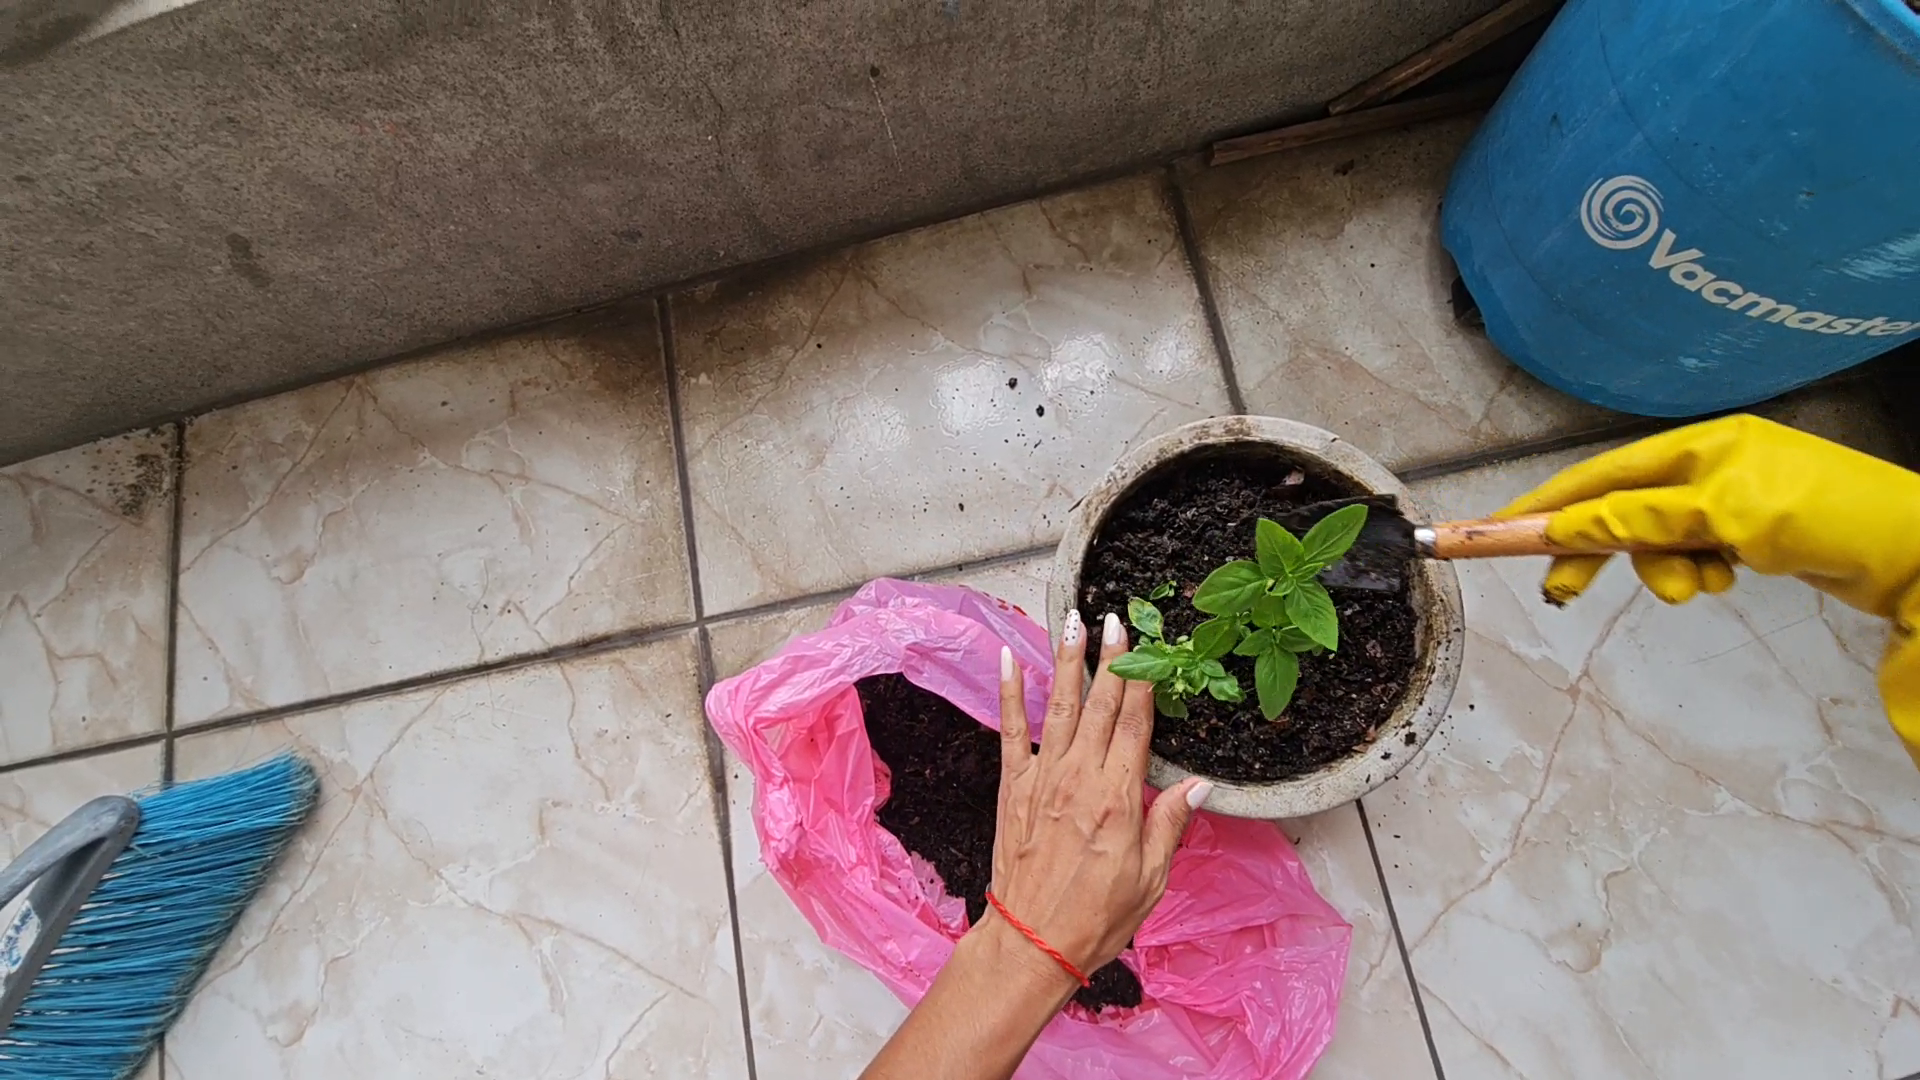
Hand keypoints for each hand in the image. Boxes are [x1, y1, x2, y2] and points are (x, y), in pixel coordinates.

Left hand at [858, 611, 1208, 1079]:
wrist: (1031, 940)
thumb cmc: (1096, 916)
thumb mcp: (1151, 880)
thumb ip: (1170, 823)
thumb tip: (1200, 784)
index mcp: (1118, 798)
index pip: (1135, 726)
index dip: (1143, 682)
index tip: (1147, 647)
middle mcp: (1080, 778)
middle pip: (1100, 706)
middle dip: (1109, 659)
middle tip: (1113, 618)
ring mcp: (1042, 776)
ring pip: (1058, 706)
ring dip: (1066, 662)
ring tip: (1071, 623)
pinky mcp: (1013, 784)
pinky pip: (1011, 729)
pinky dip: (1008, 692)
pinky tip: (1008, 659)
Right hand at [1500, 413, 1919, 764]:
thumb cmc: (1822, 517)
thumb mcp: (1718, 516)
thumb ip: (1631, 521)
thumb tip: (1558, 529)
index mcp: (1696, 445)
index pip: (1597, 475)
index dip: (1544, 504)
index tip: (1497, 529)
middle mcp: (1706, 464)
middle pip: (1620, 508)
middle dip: (1598, 549)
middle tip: (1563, 590)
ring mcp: (1729, 496)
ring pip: (1654, 536)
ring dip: (1660, 567)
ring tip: (1694, 592)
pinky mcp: (1750, 527)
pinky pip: (1690, 549)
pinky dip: (1696, 569)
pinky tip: (1726, 580)